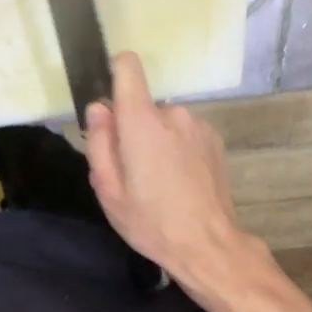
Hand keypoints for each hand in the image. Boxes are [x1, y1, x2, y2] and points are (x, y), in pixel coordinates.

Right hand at [83, 52, 251, 280]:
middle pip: (141, 106)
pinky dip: (174, 150)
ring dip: (154, 143)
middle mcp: (172, 114)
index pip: (128, 68)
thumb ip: (99, 143)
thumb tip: (98, 109)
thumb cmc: (150, 221)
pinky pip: (182, 134)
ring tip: (154, 183)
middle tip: (128, 173)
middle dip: (130, 131)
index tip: (107, 103)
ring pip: (163, 123)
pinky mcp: (213, 140)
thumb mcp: (108, 190)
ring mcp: (197, 126)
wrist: (206, 243)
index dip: (113, 75)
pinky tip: (176, 183)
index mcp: (142, 122)